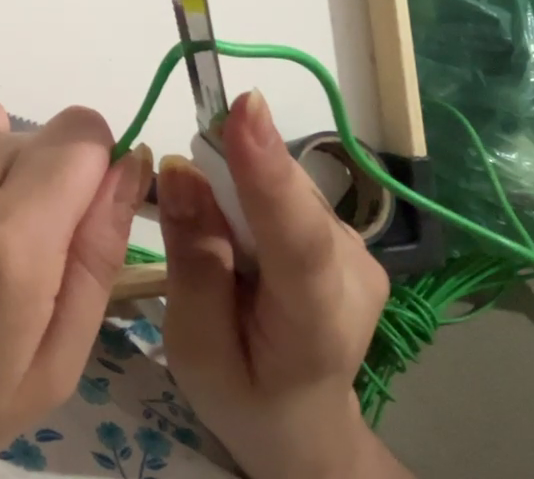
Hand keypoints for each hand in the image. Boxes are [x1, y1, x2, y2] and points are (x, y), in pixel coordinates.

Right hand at [157, 90, 408, 478]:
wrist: (305, 427)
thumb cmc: (243, 398)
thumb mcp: (196, 346)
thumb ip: (193, 259)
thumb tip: (179, 171)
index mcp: (316, 320)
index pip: (296, 235)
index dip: (267, 169)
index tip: (244, 106)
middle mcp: (355, 272)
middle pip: (284, 197)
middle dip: (229, 171)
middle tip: (175, 181)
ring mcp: (359, 250)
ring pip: (284, 188)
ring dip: (235, 186)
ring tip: (206, 230)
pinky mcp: (347, 237)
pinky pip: (287, 194)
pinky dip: (249, 196)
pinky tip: (234, 234)